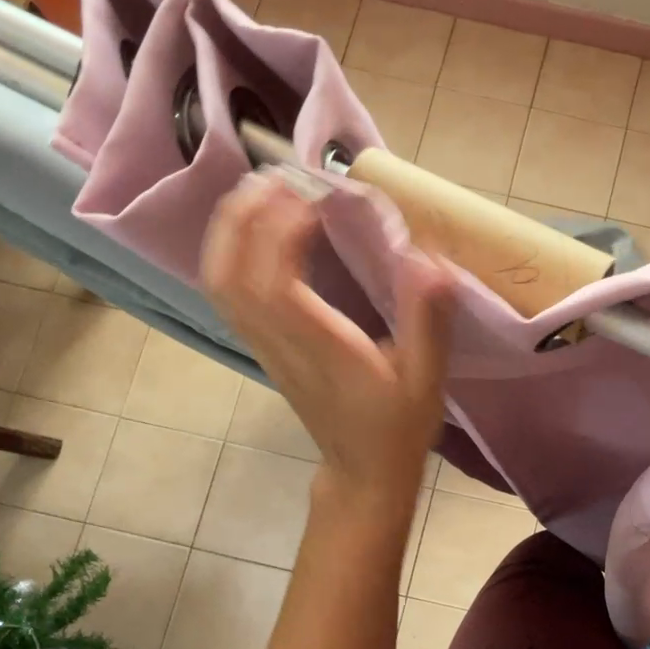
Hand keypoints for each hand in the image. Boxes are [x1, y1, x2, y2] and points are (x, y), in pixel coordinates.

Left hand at [201, 172, 455, 501]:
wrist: (362, 472)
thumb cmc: (397, 427)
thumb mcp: (427, 379)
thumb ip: (429, 321)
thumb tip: (429, 259)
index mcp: (322, 349)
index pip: (276, 284)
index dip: (280, 231)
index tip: (314, 195)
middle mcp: (280, 344)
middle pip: (232, 274)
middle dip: (245, 217)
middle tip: (279, 176)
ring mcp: (263, 346)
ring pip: (221, 282)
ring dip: (231, 229)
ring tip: (262, 190)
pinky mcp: (261, 347)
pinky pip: (228, 292)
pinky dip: (231, 250)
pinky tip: (255, 228)